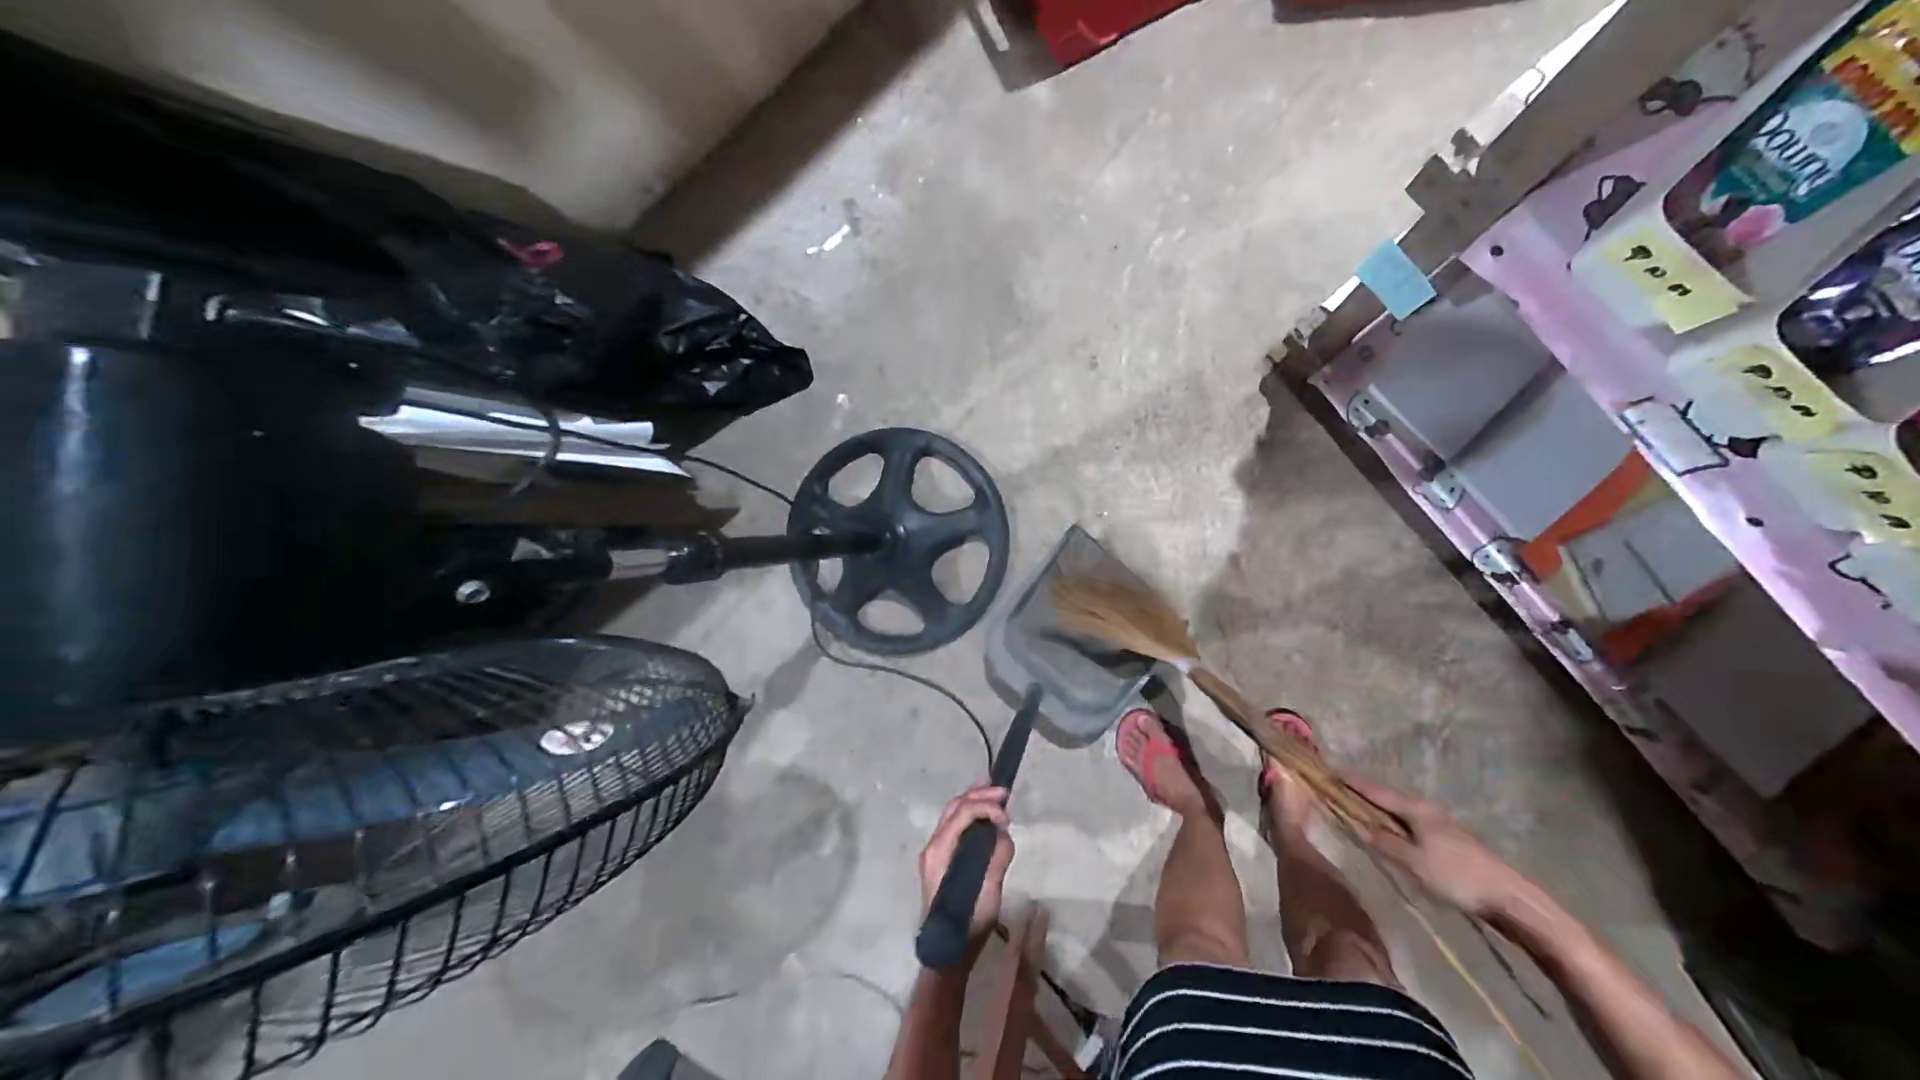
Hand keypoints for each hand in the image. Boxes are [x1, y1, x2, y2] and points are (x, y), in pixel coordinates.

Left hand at [918, 785, 1014, 943]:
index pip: (962, 813)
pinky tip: (985, 815)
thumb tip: (1003, 834)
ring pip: (953, 814)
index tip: (1006, 817)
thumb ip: (996, 858)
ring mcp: (936, 851)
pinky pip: (956, 827)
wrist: (948, 950)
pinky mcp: (943, 858)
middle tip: (1003, 791)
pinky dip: (971, 815)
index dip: (985, 807)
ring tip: (994, 792)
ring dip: (974, 801)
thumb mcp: (988, 891)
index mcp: (939, 851)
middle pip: (954, 807)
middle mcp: (933, 845)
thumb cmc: (967, 923)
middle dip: (979, 795)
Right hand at [1348, 779, 1529, 918]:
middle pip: (1389, 797)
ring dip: (1380, 807)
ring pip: (1401, 810)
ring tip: (1359, 806)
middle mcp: (1428, 809)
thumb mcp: (1414, 862)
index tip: (1330, 769)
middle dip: (1365, 792)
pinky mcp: (1449, 838)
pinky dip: (1394, 819)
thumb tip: (1360, 826)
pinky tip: (1390, 828)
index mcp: (1416, 810)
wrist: (1509, 897)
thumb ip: (1385, 843)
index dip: (1353, 782)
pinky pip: (1411, 821)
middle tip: (1340, 787)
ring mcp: (1442, 823)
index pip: (1376, 791)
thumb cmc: (1457, 876)